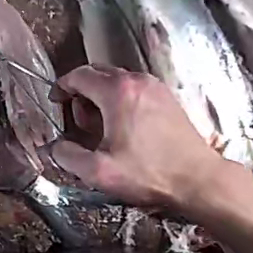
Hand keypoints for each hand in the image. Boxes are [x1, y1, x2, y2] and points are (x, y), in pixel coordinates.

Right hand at [45, 65, 229, 209]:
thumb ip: (68, 156)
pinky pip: (134, 88)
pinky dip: (121, 99)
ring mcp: (155, 87)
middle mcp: (137, 81)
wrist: (197, 179)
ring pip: (117, 80)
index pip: (79, 75)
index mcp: (118, 92)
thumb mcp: (99, 171)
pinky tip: (122, 127)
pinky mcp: (167, 98)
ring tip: (99, 128)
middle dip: (81, 92)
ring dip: (101, 96)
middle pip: (98, 73)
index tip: (55, 102)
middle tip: (78, 121)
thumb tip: (55, 147)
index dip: (62, 87)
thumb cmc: (149, 174)